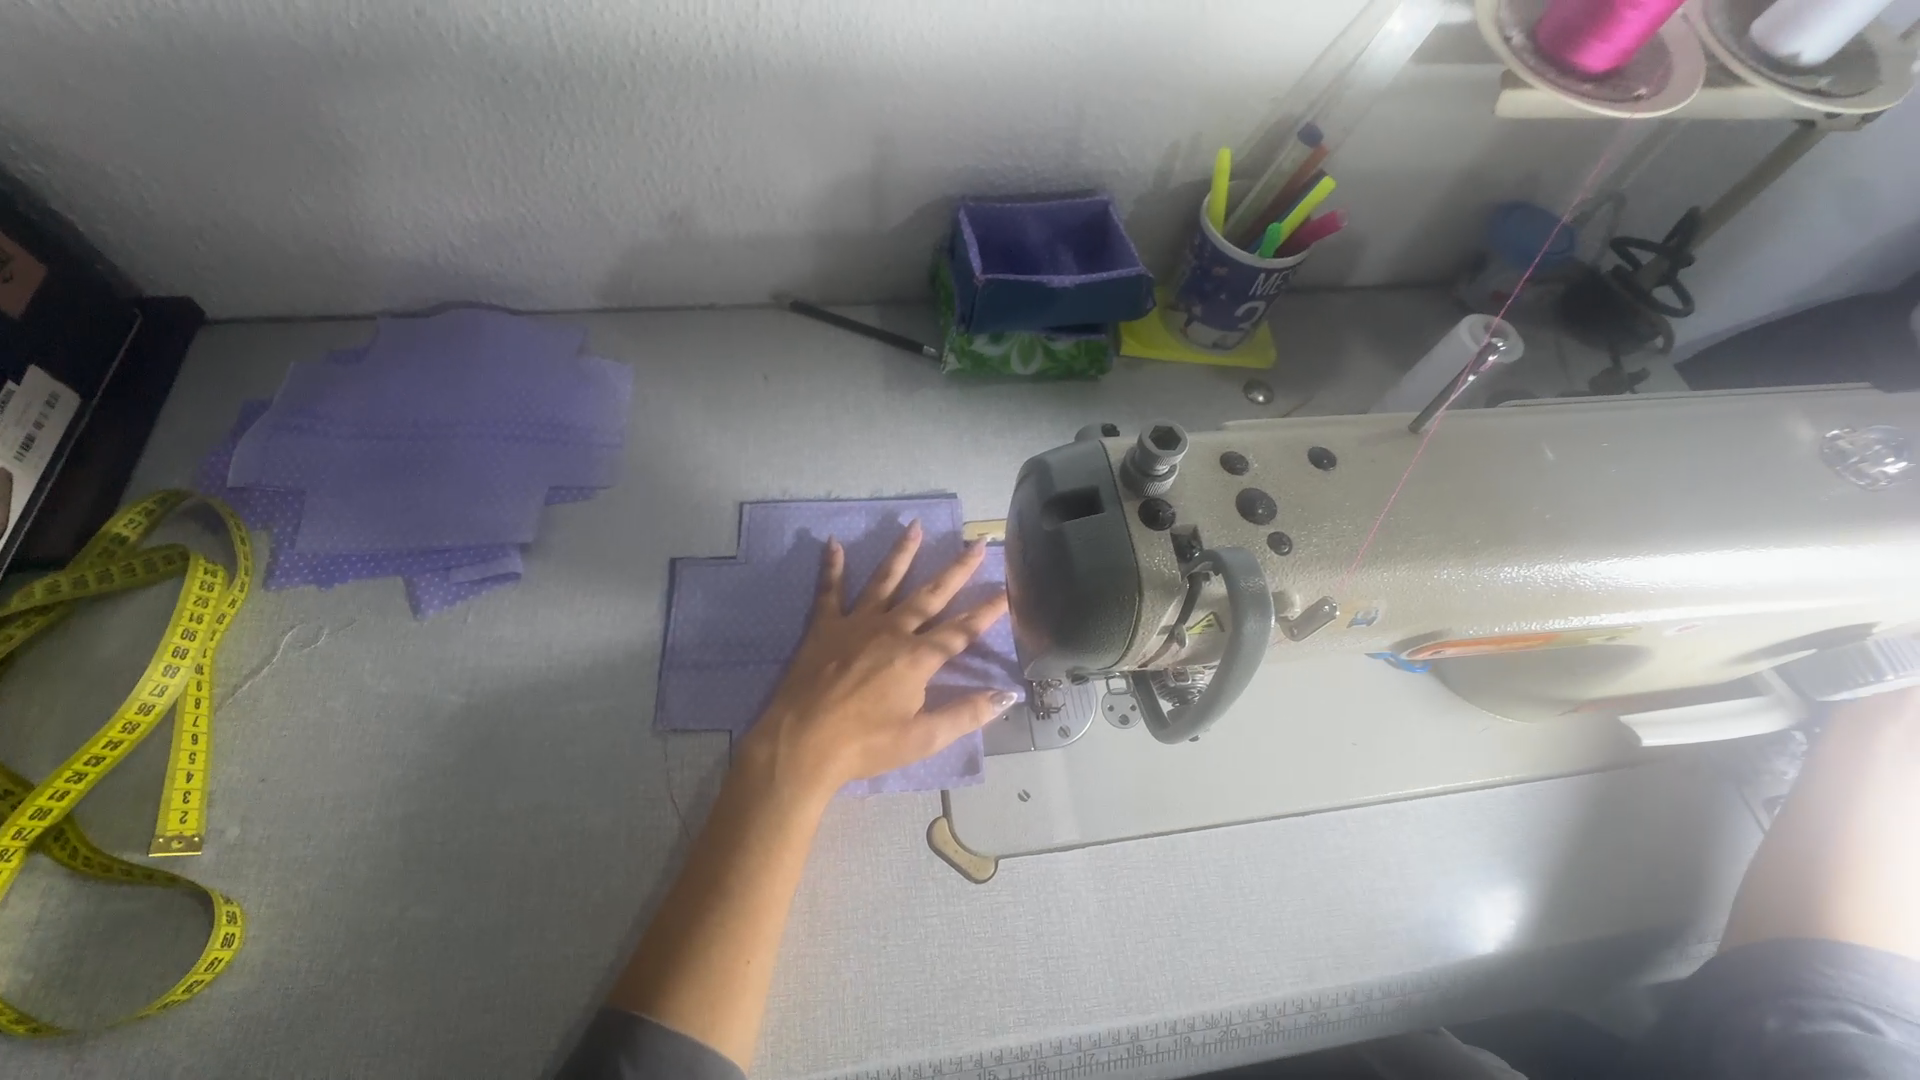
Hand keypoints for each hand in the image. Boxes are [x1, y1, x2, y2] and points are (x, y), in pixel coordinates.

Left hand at [738, 521, 1014, 802]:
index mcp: (917, 657)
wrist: (801, 742)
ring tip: (915, 526)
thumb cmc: (865, 745)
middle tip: (976, 544)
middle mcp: (891, 630)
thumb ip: (966, 714)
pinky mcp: (823, 626)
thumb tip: (1007, 696)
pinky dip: (832, 566)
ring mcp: (855, 623)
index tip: (1007, 590)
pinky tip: (833, 543)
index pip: (962, 631)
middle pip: (930, 595)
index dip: (987, 612)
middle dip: (957, 570)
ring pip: (884, 580)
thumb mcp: (923, 738)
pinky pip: (829, 589)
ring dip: (902, 553)